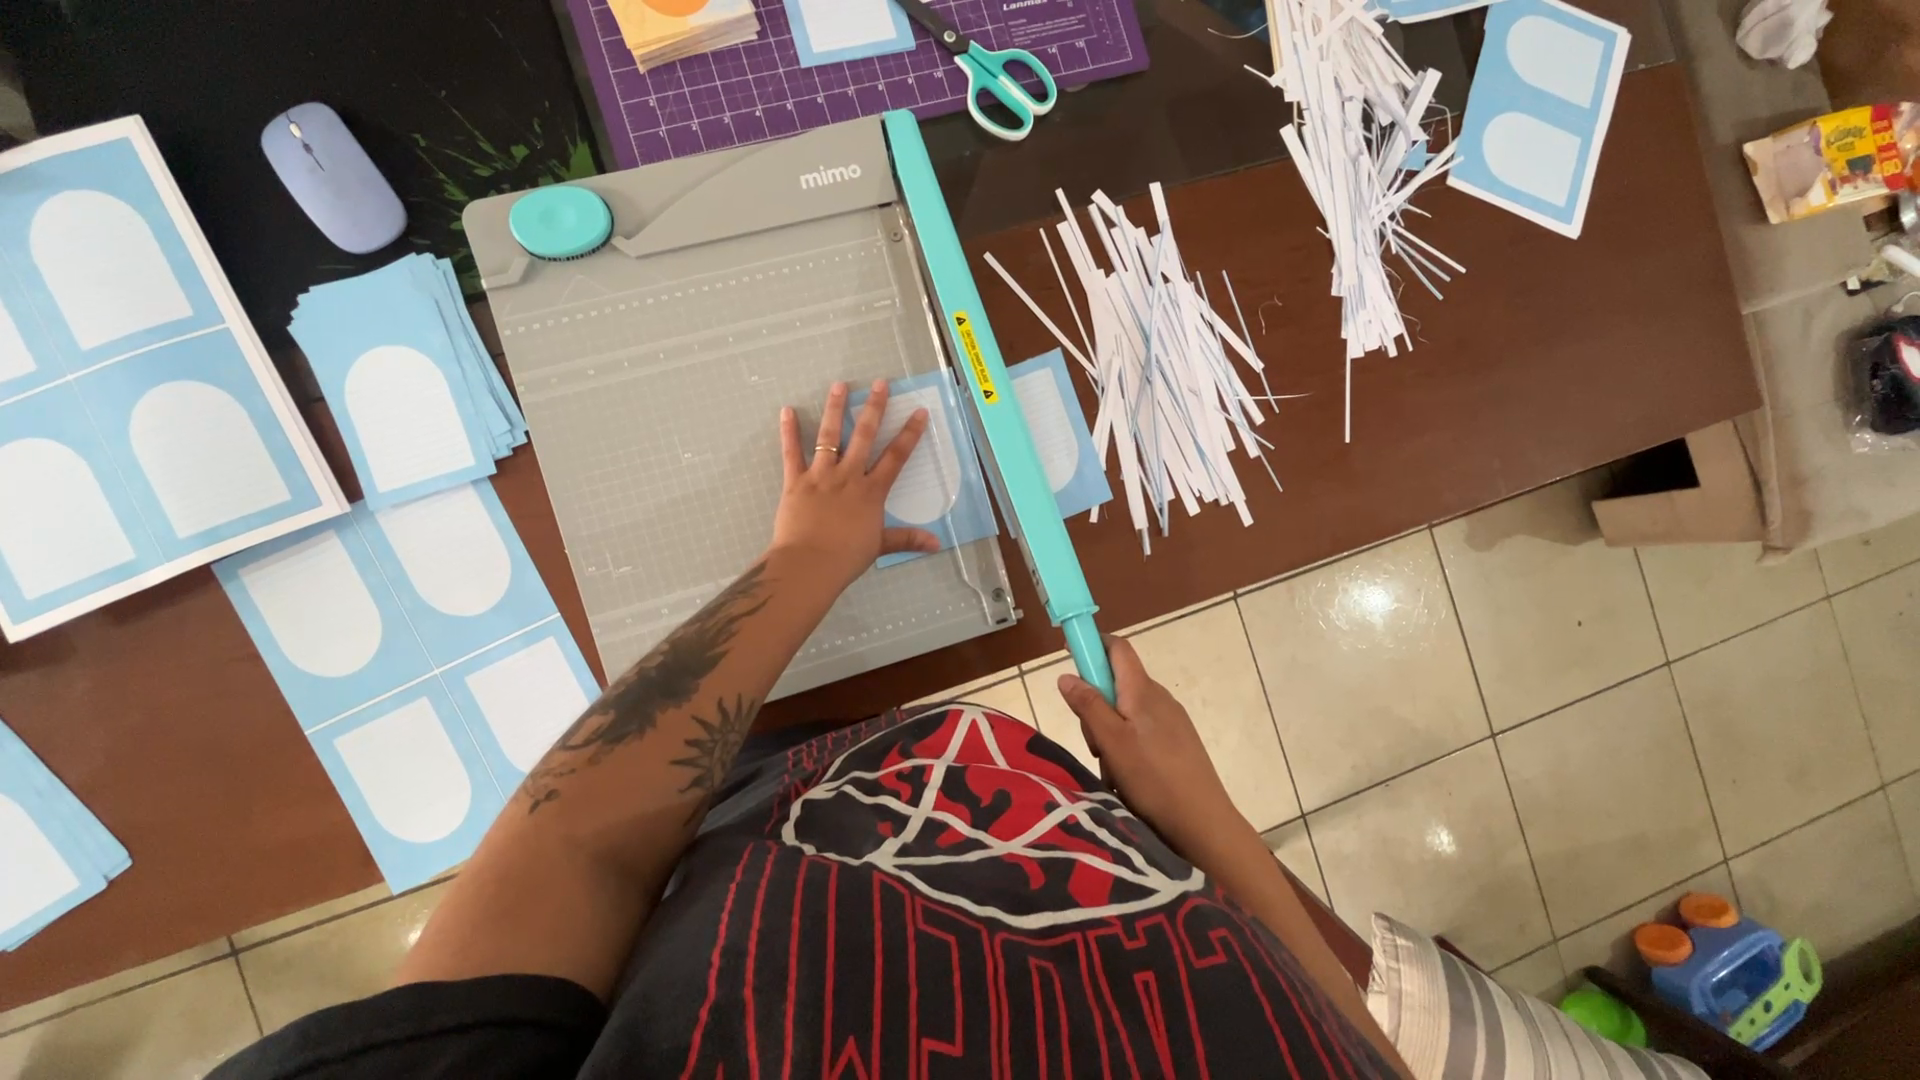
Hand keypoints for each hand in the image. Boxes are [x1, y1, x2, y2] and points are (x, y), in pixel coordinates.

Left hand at [771, 380, 939, 589]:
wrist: (809, 564)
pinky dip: (788, 431)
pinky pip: (791, 452)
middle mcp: (849, 476)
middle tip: (880, 384)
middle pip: (865, 436)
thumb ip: (906, 539)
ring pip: (830, 436)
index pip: (896, 457)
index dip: (909, 434)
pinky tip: (787, 411)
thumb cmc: (846, 558)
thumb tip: (936, 544)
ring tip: (840, 386)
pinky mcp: (795, 481)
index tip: (918, 412)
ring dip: (835, 409)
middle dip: (874, 408)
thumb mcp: (879, 546)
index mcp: (871, 492)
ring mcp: (821, 476)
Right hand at [1057, 638, 1244, 859]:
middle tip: (1094, 742)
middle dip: (1095, 706)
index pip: (1117, 648)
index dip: (1092, 645)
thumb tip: (1066, 674)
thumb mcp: (1111, 741)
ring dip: (1108, 733)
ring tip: (1112, 768)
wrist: (1203, 822)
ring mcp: (1170, 721)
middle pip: (1116, 684)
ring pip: (1125, 712)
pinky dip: (1125, 747)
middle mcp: (1158, 698)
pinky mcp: (1176, 742)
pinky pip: (1140, 732)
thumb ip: (1088, 705)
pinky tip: (1127, 777)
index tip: (1070, 657)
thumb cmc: (1153, 778)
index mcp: (1142, 690)